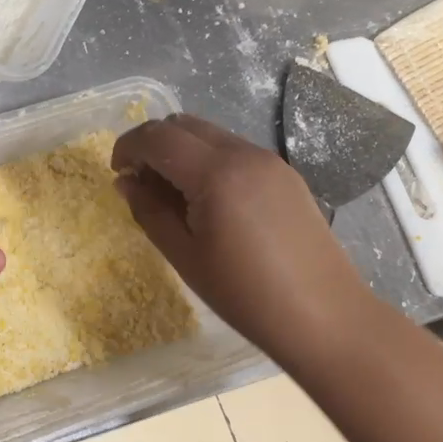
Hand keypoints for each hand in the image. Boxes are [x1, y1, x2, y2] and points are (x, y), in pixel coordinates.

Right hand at [111, 114, 367, 352]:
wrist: (326, 317)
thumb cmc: (245, 293)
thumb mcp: (184, 255)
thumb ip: (149, 210)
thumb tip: (126, 181)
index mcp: (216, 174)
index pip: (157, 137)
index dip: (128, 148)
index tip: (117, 174)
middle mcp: (244, 154)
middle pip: (182, 125)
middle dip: (152, 144)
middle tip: (140, 182)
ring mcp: (269, 161)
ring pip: (208, 134)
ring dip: (180, 151)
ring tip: (173, 195)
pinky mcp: (285, 174)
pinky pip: (232, 150)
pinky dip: (207, 160)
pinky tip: (207, 200)